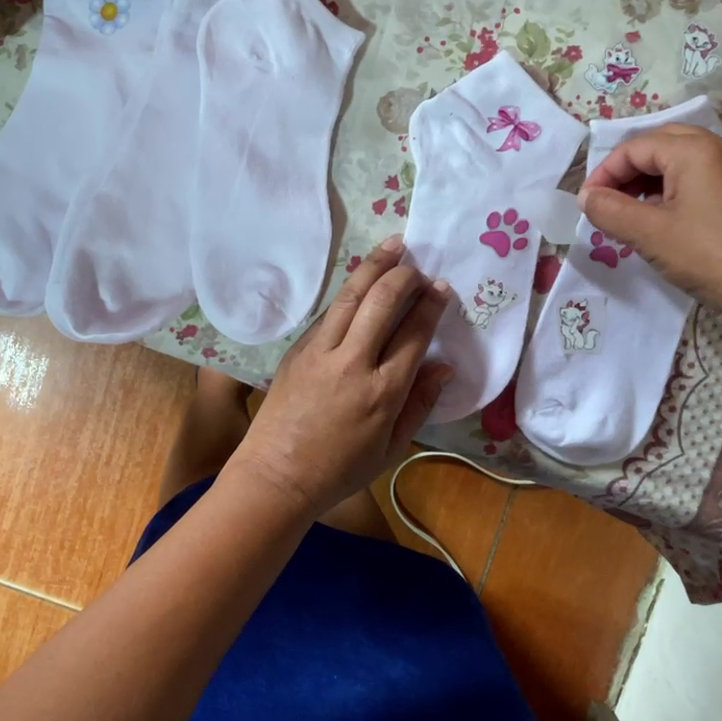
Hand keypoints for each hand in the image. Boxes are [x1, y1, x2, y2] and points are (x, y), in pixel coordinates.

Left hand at [223, 235, 453, 520]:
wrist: (277, 473)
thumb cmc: (340, 470)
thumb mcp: (392, 448)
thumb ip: (420, 404)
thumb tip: (444, 366)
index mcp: (383, 392)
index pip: (414, 334)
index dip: (431, 306)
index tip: (442, 288)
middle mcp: (352, 363)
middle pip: (382, 303)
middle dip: (404, 277)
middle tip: (418, 266)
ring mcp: (320, 352)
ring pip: (351, 297)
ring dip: (373, 267)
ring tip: (393, 246)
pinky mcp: (298, 349)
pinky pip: (329, 313)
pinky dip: (348, 292)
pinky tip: (361, 281)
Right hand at [579, 124, 721, 334]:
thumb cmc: (714, 259)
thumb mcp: (650, 235)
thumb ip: (610, 210)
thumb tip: (587, 197)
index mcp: (697, 151)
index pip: (635, 147)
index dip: (604, 172)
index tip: (589, 202)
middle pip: (665, 145)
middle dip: (632, 170)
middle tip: (613, 201)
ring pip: (693, 160)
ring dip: (659, 179)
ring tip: (643, 214)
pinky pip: (716, 177)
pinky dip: (688, 189)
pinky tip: (682, 222)